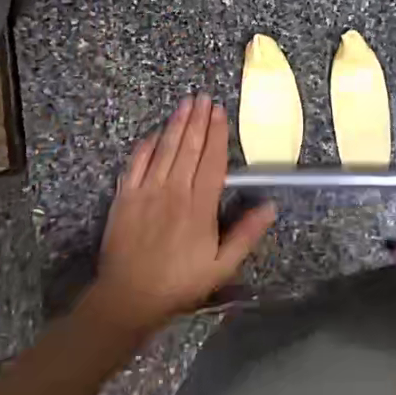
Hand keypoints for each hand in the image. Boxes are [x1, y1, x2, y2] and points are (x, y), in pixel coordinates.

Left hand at [86, 96, 277, 335]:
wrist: (129, 296)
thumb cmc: (180, 283)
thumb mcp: (221, 266)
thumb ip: (246, 234)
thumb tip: (270, 206)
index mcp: (200, 207)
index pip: (212, 162)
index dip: (217, 135)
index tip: (220, 113)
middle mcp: (174, 192)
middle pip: (189, 148)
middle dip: (198, 120)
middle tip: (204, 97)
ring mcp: (147, 191)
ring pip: (164, 149)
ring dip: (176, 124)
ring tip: (185, 103)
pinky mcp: (125, 197)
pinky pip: (136, 163)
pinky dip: (146, 145)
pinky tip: (155, 132)